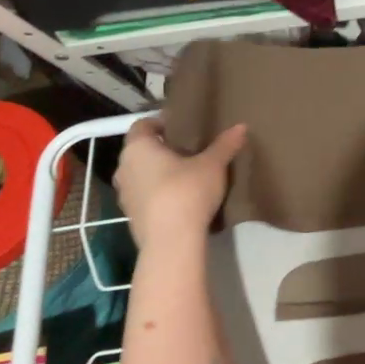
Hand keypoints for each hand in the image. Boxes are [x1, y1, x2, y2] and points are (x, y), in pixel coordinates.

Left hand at [113, 118, 247, 244]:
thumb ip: (225, 145)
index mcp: (138, 148)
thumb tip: (241, 126)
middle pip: (141, 150)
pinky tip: (181, 199)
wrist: (171, 240)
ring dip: (159, 172)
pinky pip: (145, 195)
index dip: (161, 123)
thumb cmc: (187, 191)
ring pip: (141, 174)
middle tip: (189, 150)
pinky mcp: (131, 216)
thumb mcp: (213, 165)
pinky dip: (158, 193)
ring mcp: (124, 194)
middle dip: (162, 149)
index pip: (142, 125)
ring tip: (186, 175)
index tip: (183, 127)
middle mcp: (124, 168)